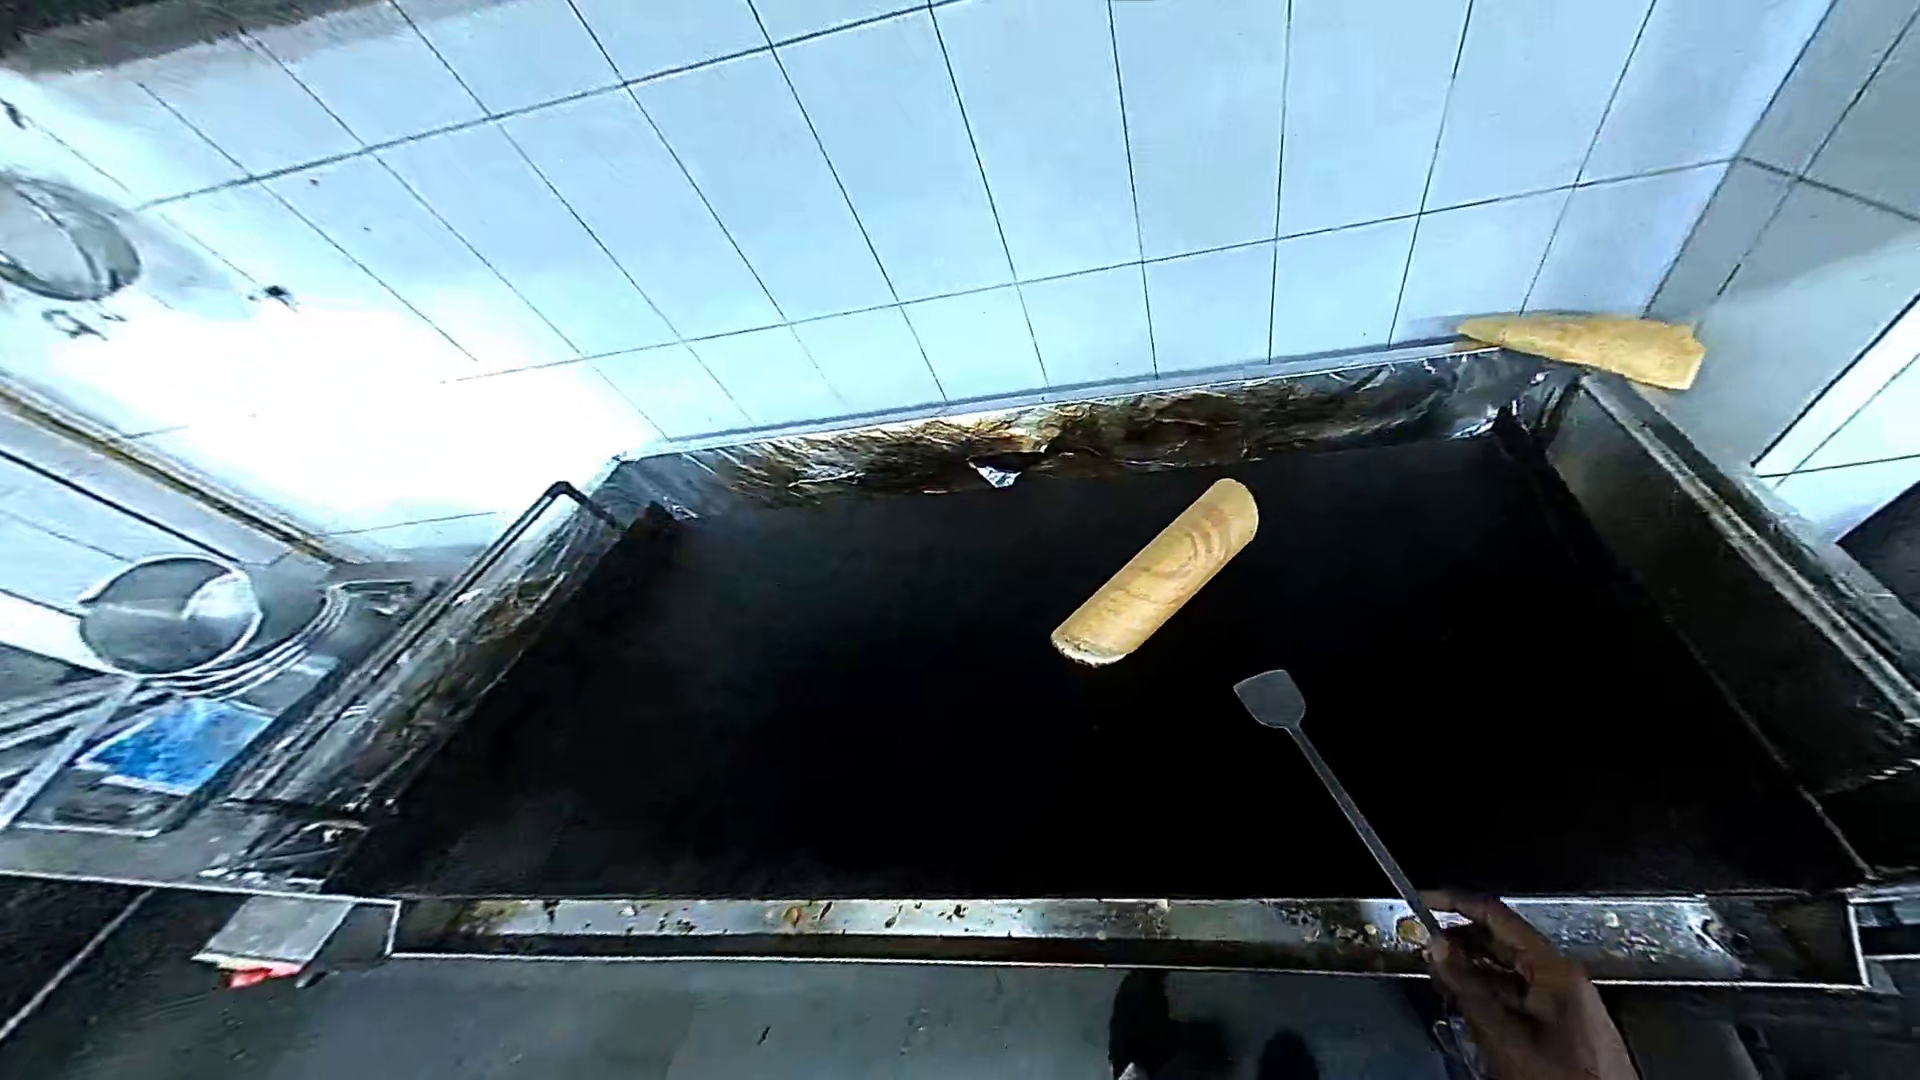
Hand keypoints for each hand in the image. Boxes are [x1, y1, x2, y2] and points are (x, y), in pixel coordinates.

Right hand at [1424, 890, 1638, 1079]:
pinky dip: (1485, 989)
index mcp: (1554, 968)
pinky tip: (1465, 1002)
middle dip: (1457, 941)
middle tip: (1427, 949)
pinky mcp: (1561, 1021)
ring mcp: (1564, 999)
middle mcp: (1561, 976)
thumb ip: (1465, 984)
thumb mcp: (1503, 1031)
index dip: (1453, 902)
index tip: (1422, 901)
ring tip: (1440, 979)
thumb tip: (1435, 943)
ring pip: (1503, 965)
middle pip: (1497, 939)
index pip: (1495, 914)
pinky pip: (1514, 988)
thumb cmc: (1561, 1077)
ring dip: (1468, 968)